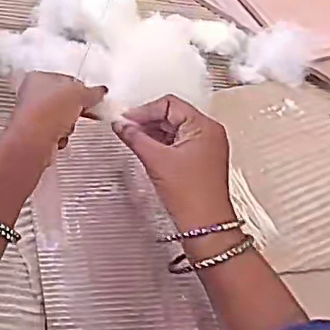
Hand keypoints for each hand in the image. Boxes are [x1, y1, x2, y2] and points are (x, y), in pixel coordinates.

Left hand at [7, 72, 105, 152]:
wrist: (36, 140)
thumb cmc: (48, 110)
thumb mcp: (78, 94)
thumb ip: (91, 92)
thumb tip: (99, 92)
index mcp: (37, 78)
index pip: (64, 79)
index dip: (79, 87)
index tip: (91, 95)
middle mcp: (31, 95)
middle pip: (63, 101)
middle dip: (75, 109)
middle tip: (86, 111)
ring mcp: (32, 116)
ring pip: (61, 120)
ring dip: (69, 125)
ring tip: (67, 126)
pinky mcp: (35, 135)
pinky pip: (55, 134)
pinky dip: (60, 137)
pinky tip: (58, 137)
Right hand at [112, 96, 236, 229]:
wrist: (204, 224)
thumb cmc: (191, 195)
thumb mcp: (155, 160)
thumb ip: (134, 137)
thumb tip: (121, 125)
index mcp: (204, 127)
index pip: (169, 104)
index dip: (145, 110)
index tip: (126, 120)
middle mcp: (209, 132)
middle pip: (171, 114)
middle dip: (147, 121)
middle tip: (126, 129)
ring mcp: (205, 146)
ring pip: (173, 128)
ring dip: (152, 132)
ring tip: (133, 140)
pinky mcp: (199, 158)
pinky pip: (176, 141)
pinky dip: (160, 143)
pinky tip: (145, 150)